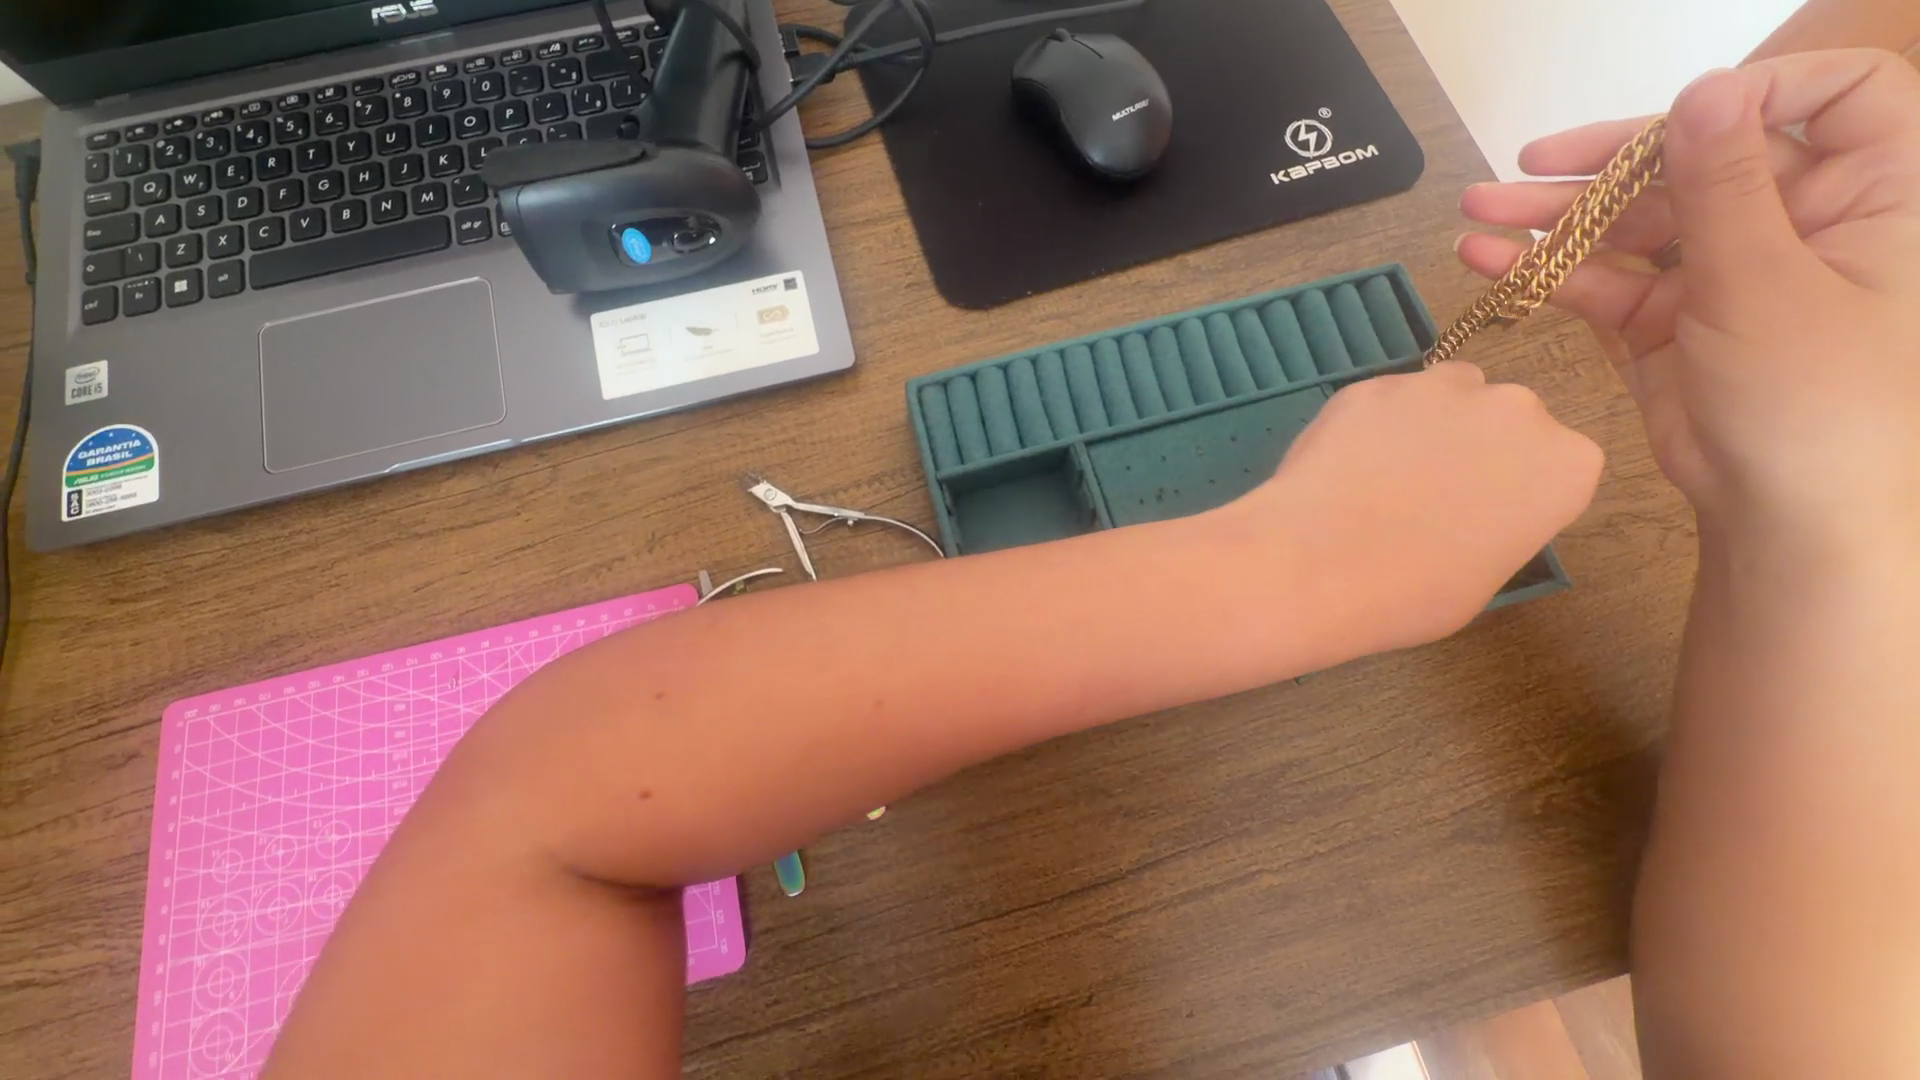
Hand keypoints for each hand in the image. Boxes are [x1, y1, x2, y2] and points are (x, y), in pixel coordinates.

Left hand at [1233, 363, 1602, 650]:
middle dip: (1468, 445)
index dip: (1506, 488)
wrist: (1318, 567)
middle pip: (1499, 418)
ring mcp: (1437, 388)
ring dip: (1421, 422)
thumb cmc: (1413, 593)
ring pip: (1441, 393)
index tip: (1472, 515)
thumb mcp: (1484, 576)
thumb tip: (1463, 512)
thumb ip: (1495, 526)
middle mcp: (1515, 409)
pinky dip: (1363, 424)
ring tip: (1376, 473)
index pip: (1548, 465)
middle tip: (1419, 493)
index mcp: (1565, 464)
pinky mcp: (1369, 386)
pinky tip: (1336, 465)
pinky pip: (1377, 401)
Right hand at [1459, 50, 1919, 555]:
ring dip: (1552, 220)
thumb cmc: (1809, 391)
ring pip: (1628, 225)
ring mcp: (1712, 271)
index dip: (1758, 90)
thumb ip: (1723, 188)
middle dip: (1603, 164)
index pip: (1831, 99)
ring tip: (1477, 212)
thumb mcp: (1762, 280)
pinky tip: (1488, 262)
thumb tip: (1703, 89)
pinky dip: (1543, 273)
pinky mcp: (1654, 319)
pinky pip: (1595, 282)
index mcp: (1859, 194)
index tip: (1676, 115)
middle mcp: (1785, 222)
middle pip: (1692, 163)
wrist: (1772, 502)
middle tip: (1522, 167)